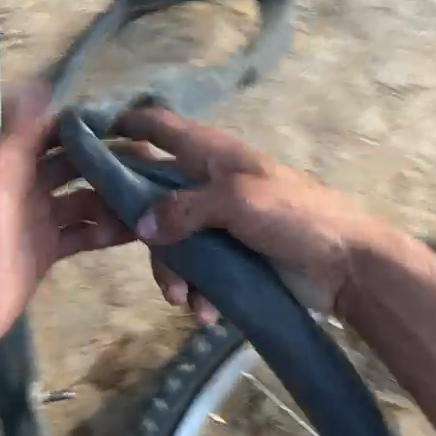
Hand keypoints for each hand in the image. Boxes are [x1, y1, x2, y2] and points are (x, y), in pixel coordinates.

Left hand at [0, 85, 134, 358]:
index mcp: (9, 161)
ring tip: (151, 193)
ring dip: (112, 195)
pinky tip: (138, 228)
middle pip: (73, 163)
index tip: (128, 117)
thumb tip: (40, 82)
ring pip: (83, 198)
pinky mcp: (49, 248)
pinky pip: (84, 232)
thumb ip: (19, 131)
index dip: (86, 122)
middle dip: (107, 159)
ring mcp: (38, 217)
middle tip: (152, 158)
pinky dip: (107, 230)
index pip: (53, 130)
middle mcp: (25, 183)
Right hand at [116, 106, 409, 324]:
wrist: (350, 268)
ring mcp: (215, 220)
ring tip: (184, 301)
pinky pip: (193, 268)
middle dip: (135, 220)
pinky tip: (206, 312)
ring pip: (168, 237)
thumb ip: (184, 208)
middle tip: (112, 239)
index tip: (85, 138)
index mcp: (210, 154)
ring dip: (170, 270)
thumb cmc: (298, 217)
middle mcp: (205, 181)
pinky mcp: (227, 254)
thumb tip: (140, 226)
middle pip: (149, 190)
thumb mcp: (238, 202)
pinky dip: (195, 290)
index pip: (157, 125)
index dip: (122, 124)